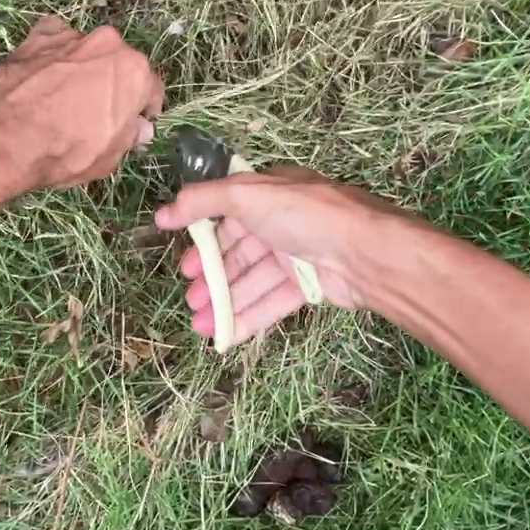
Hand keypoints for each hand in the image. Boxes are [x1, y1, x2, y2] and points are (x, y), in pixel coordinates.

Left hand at [0, 15, 164, 196]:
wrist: (2, 137)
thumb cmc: (65, 152)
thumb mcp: (108, 158)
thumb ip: (129, 137)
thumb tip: (138, 129)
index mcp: (134, 71)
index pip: (151, 89)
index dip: (144, 111)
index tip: (136, 125)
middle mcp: (107, 44)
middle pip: (119, 66)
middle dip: (114, 87)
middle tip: (98, 114)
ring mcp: (70, 36)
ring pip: (86, 54)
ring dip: (82, 72)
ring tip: (64, 101)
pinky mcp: (36, 36)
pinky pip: (54, 46)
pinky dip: (53, 60)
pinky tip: (42, 82)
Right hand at [154, 167, 401, 343]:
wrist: (366, 254)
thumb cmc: (305, 215)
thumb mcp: (247, 195)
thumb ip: (202, 201)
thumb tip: (163, 213)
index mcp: (268, 194)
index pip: (226, 216)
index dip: (203, 239)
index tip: (183, 261)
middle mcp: (280, 223)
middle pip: (237, 253)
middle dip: (211, 277)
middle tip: (190, 298)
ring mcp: (295, 256)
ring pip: (251, 282)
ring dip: (224, 302)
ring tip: (199, 324)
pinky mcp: (307, 286)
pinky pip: (270, 303)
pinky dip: (246, 318)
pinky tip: (224, 335)